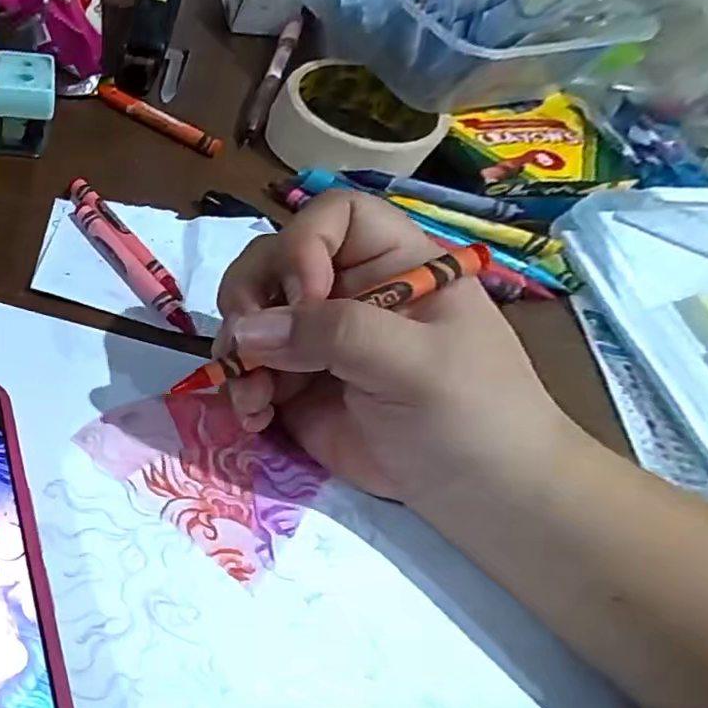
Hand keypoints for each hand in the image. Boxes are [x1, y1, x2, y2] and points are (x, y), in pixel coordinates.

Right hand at [214, 191, 575, 502]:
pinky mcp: (289, 382)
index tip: (304, 301)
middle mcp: (343, 292)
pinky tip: (256, 419)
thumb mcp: (416, 364)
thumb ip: (336, 335)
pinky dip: (238, 392)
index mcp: (391, 265)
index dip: (303, 247)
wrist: (471, 490)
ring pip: (245, 318)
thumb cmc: (471, 413)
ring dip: (236, 357)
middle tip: (246, 348)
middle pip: (268, 262)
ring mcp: (311, 339)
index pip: (332, 217)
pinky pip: (243, 370)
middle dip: (246, 303)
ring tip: (255, 399)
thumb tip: (244, 330)